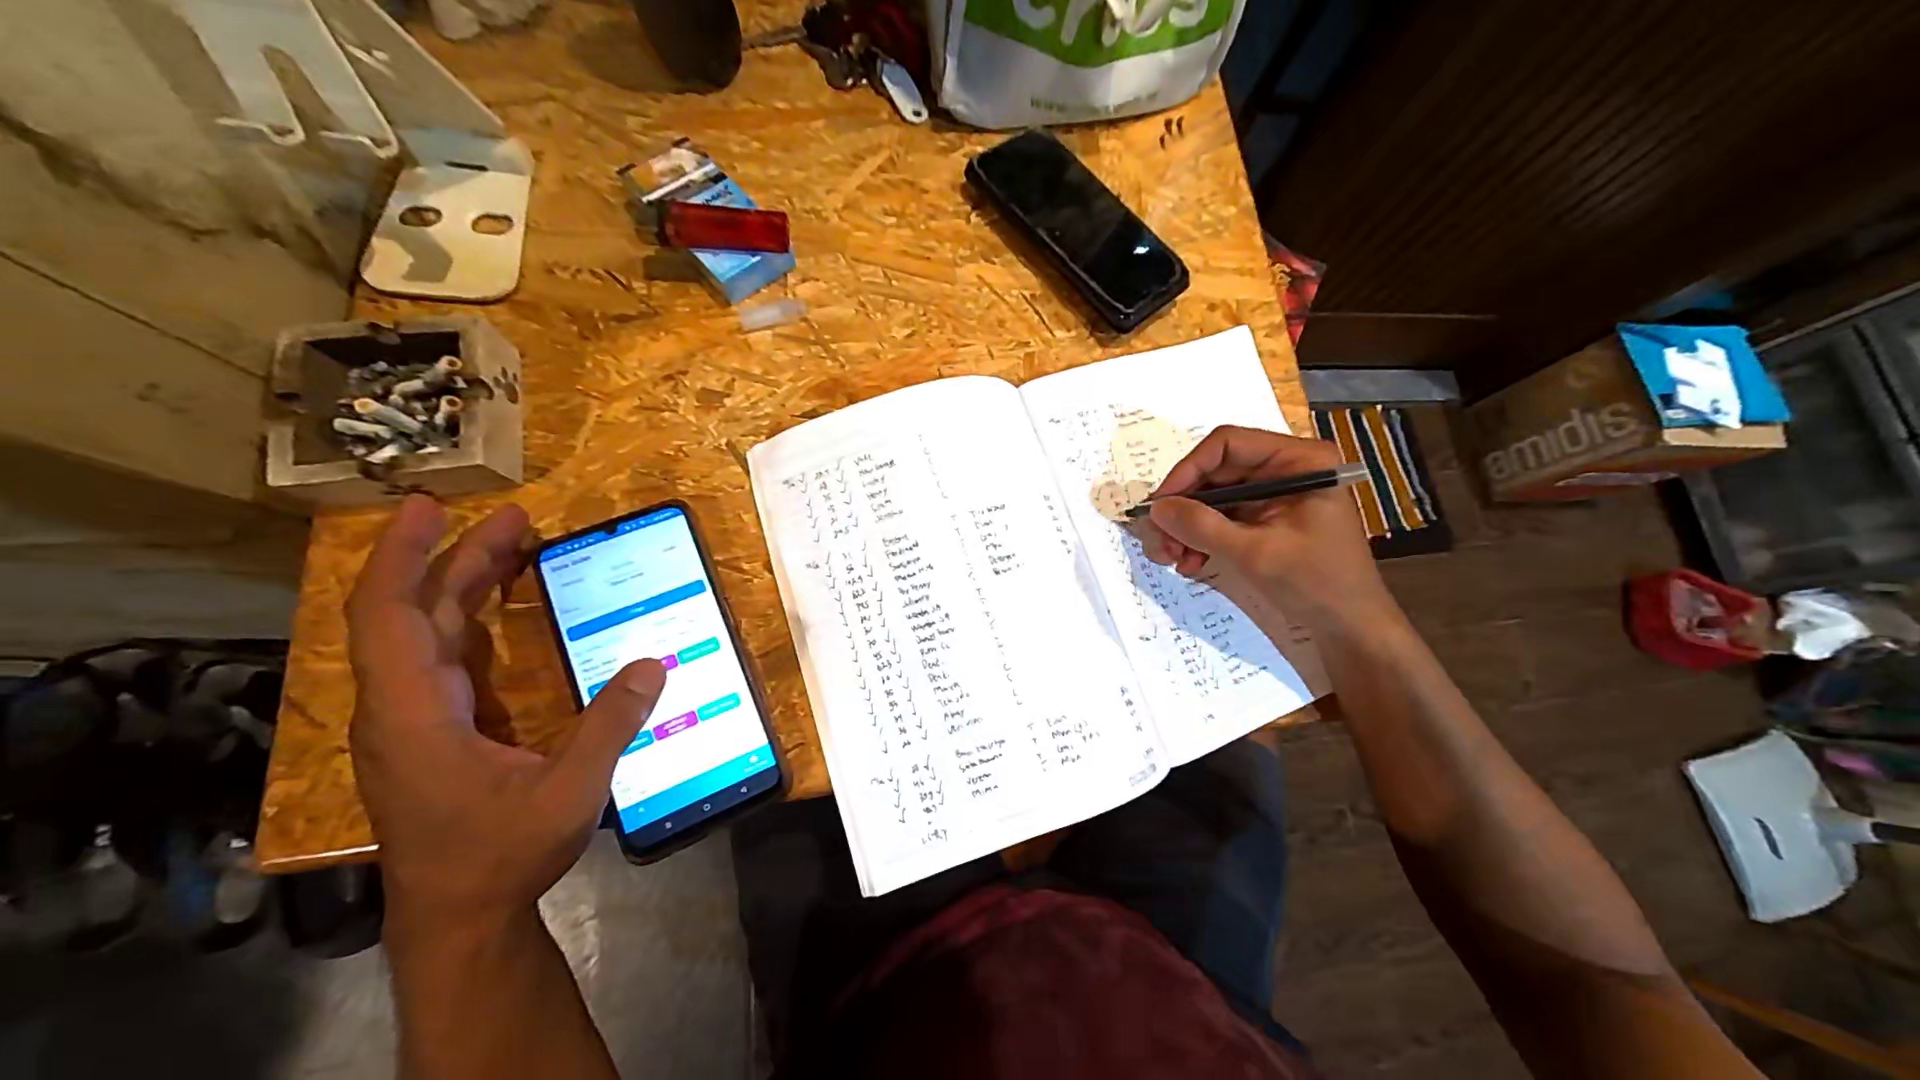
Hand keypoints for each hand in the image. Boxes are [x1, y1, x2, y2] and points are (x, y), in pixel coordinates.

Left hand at [346, 495, 665, 924]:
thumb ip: (610, 725)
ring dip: (467, 585)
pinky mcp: (433, 732)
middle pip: (418, 613)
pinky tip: (508, 610)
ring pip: (431, 634)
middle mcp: (402, 707)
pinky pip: (447, 658)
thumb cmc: (499, 855)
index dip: (404, 556)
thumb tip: (653, 665)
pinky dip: (474, 620)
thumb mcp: (568, 791)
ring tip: (518, 547)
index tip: (431, 508)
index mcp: (413, 714)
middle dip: (461, 558)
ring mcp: (415, 720)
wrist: (460, 918)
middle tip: (519, 519)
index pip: (389, 616)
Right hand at [1133, 426, 1392, 626]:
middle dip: (1182, 508)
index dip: (1187, 471)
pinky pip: (1220, 518)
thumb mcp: (1254, 553)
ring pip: (1211, 498)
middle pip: (1213, 473)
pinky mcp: (1263, 519)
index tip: (1160, 505)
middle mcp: (1284, 469)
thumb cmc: (1316, 583)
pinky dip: (1199, 538)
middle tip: (1158, 540)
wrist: (1349, 626)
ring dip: (1185, 527)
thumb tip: (1155, 509)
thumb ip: (1202, 526)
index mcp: (1298, 461)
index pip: (1227, 445)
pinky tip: (1190, 563)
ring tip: (1170, 558)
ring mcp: (1273, 495)